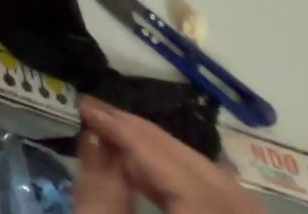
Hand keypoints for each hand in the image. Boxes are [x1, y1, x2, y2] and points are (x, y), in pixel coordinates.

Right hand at [74, 99, 262, 212]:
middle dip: (148, 139)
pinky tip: (142, 169)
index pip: (181, 174)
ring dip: (162, 155)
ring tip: (112, 133)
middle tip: (96, 112)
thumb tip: (92, 138)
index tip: (85, 106)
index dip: (132, 136)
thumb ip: (101, 195)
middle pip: (206, 174)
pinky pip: (222, 200)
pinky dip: (181, 179)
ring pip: (217, 183)